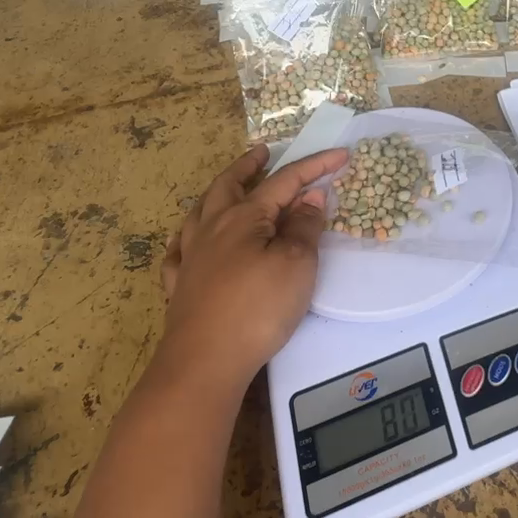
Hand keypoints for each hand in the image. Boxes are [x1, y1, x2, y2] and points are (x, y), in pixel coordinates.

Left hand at [156, 143, 348, 384]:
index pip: (284, 181)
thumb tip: (309, 197)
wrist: (203, 364)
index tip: (341, 154)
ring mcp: (190, 259)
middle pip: (228, 186)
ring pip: (199, 212)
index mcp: (244, 218)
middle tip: (261, 152)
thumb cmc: (257, 309)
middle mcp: (212, 229)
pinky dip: (186, 237)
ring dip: (216, 192)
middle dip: (248, 166)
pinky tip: (187, 240)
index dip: (314, 166)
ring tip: (228, 186)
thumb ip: (305, 227)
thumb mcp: (296, 264)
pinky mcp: (178, 288)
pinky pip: (177, 251)